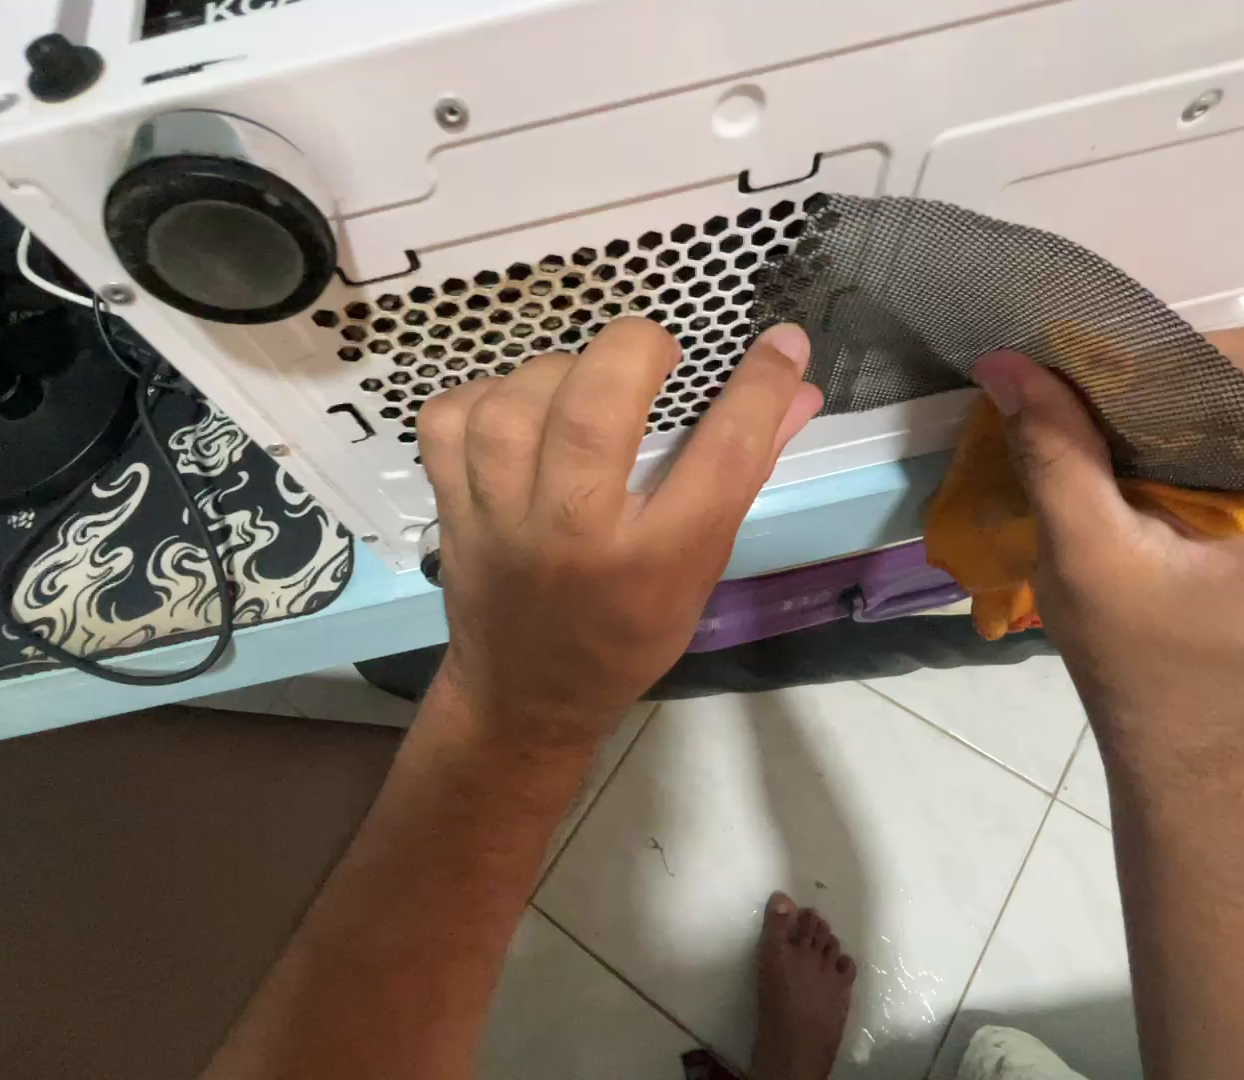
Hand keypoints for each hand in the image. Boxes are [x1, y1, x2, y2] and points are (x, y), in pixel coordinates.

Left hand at [417, 318, 822, 748]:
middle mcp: (576, 536)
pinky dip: (481, 397)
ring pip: (512, 407)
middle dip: (633, 350)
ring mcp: (501, 523)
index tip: (780, 345)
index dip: (760, 387)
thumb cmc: (627, 636)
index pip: (723, 457)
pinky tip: (513, 414)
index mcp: (656, 560)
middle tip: (654, 354)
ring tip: (578, 387)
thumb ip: (743, 475)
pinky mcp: (453, 512)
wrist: (526, 695)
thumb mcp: (698, 571)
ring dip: (552, 373)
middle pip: (593, 411)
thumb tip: (795, 393)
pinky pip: (449, 422)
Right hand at [969, 319, 1243, 732]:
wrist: (1162, 702)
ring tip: (1130, 400)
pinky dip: (1213, 398)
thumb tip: (1007, 365)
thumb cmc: (1128, 647)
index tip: (1112, 373)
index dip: (1215, 367)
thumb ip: (1055, 456)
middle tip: (1115, 383)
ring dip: (1210, 376)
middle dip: (1210, 365)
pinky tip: (1156, 420)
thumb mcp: (1081, 555)